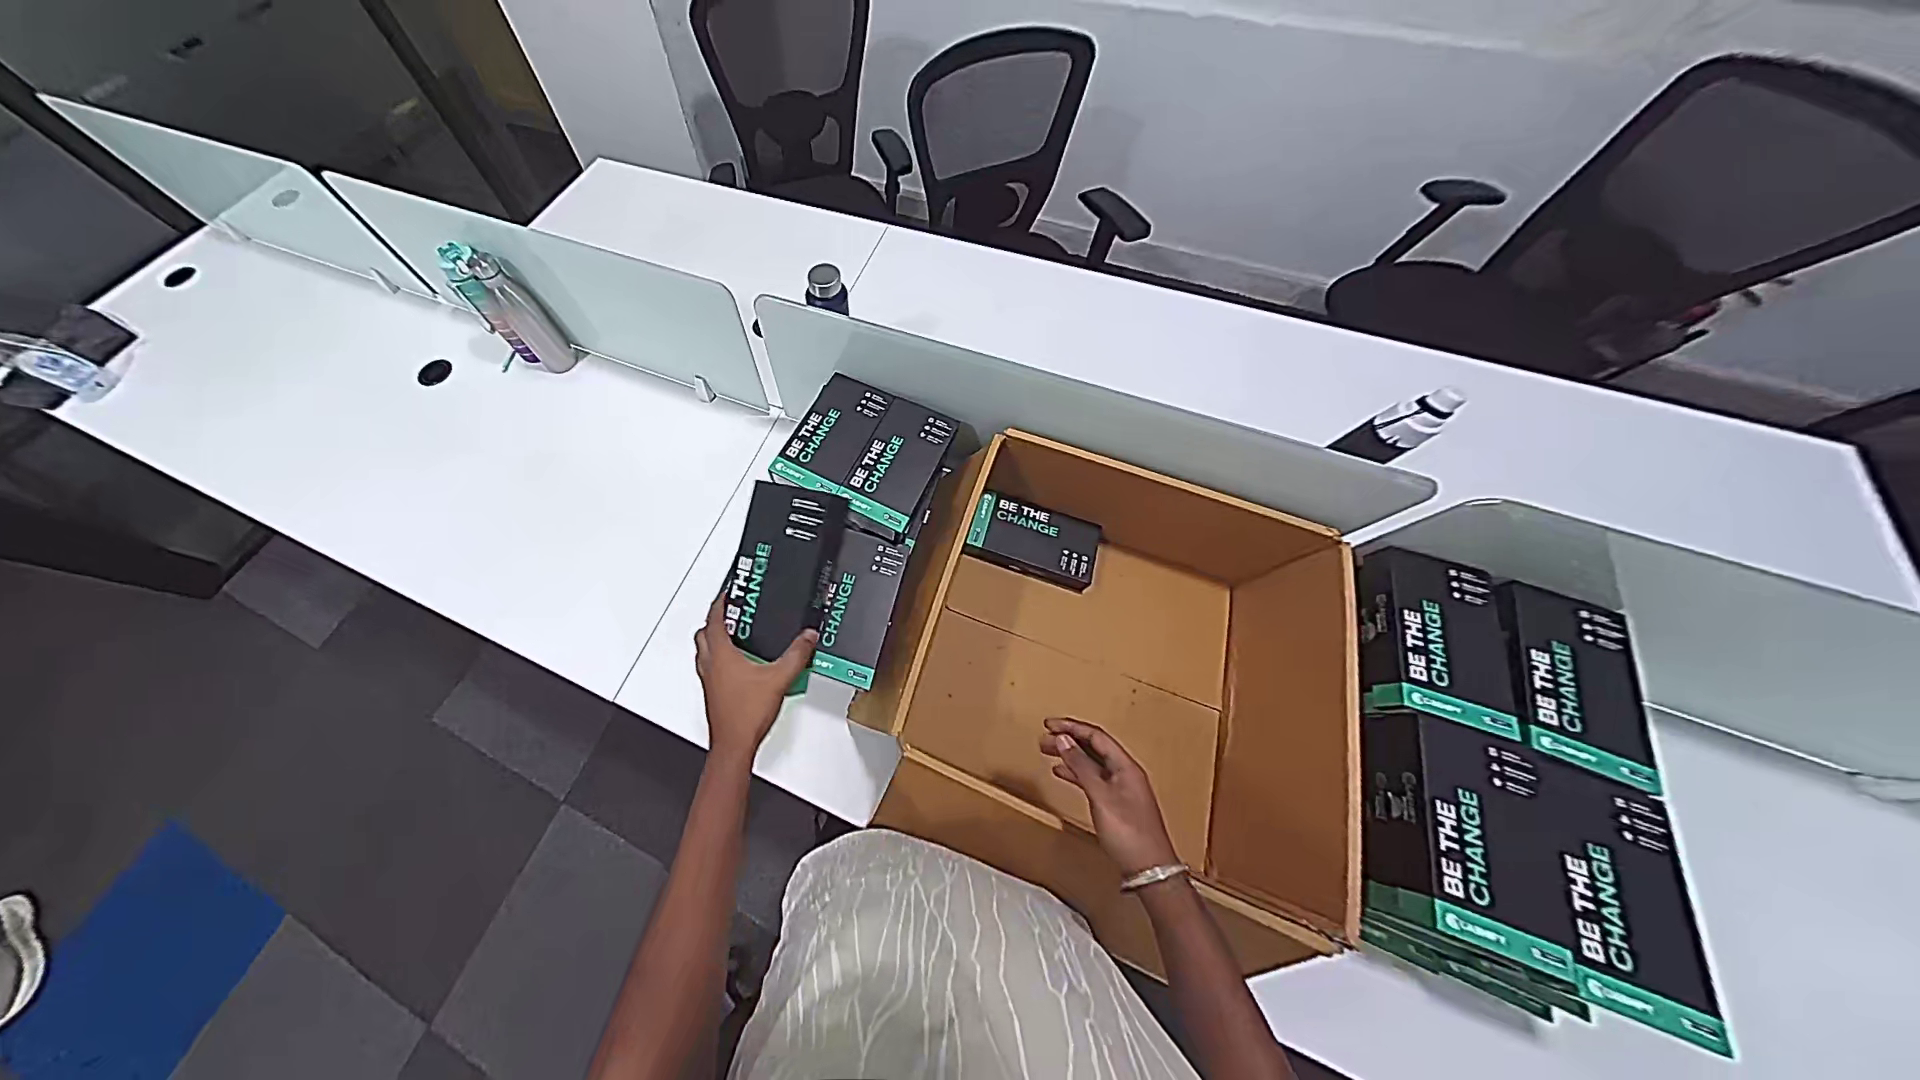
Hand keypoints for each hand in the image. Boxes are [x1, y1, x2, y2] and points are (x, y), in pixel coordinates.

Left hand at [694, 593, 816, 766]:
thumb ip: (797, 654)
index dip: (720, 603)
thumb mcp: (779, 678)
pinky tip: (741, 665)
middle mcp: (710, 665)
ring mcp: (709, 680)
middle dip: (716, 620)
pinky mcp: (713, 693)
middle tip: (730, 612)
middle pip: (704, 633)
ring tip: (736, 635)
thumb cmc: (745, 715)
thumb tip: (807, 637)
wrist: (734, 745)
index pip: (715, 620)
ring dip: (716, 639)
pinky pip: (712, 667)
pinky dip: (721, 659)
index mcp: (721, 655)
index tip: (726, 593)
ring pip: (705, 651)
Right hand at [1040, 717, 1178, 875]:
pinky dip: (1076, 773)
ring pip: (1092, 762)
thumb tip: (1063, 740)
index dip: (1072, 727)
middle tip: (1045, 738)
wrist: (1149, 869)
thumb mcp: (1101, 796)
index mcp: (1126, 766)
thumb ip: (1081, 766)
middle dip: (1069, 740)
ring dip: (1071, 755)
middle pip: (1094, 747)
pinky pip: (1093, 779)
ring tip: (1049, 752)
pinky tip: (1063, 773)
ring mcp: (1121, 789)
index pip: (1096, 736)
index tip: (1050, 724)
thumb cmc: (1129, 834)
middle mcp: (1125, 773)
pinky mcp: (1116, 804)